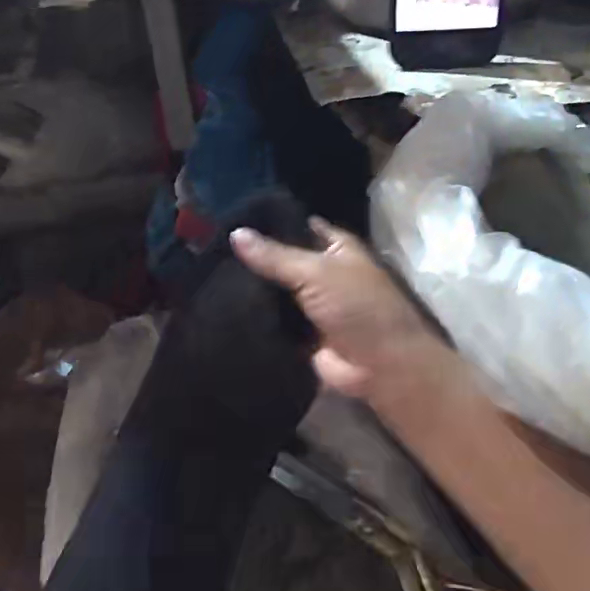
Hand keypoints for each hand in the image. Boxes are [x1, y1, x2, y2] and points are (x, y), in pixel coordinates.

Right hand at [230, 217, 450, 400]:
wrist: (380, 368)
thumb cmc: (358, 308)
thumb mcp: (315, 272)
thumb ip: (274, 256)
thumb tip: (234, 233)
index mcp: (335, 248)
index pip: (297, 227)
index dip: (268, 225)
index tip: (230, 222)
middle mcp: (323, 273)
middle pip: (281, 261)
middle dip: (253, 260)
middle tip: (212, 251)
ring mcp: (310, 305)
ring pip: (274, 291)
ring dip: (252, 290)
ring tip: (209, 275)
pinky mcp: (300, 334)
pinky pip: (272, 320)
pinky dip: (255, 317)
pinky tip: (223, 307)